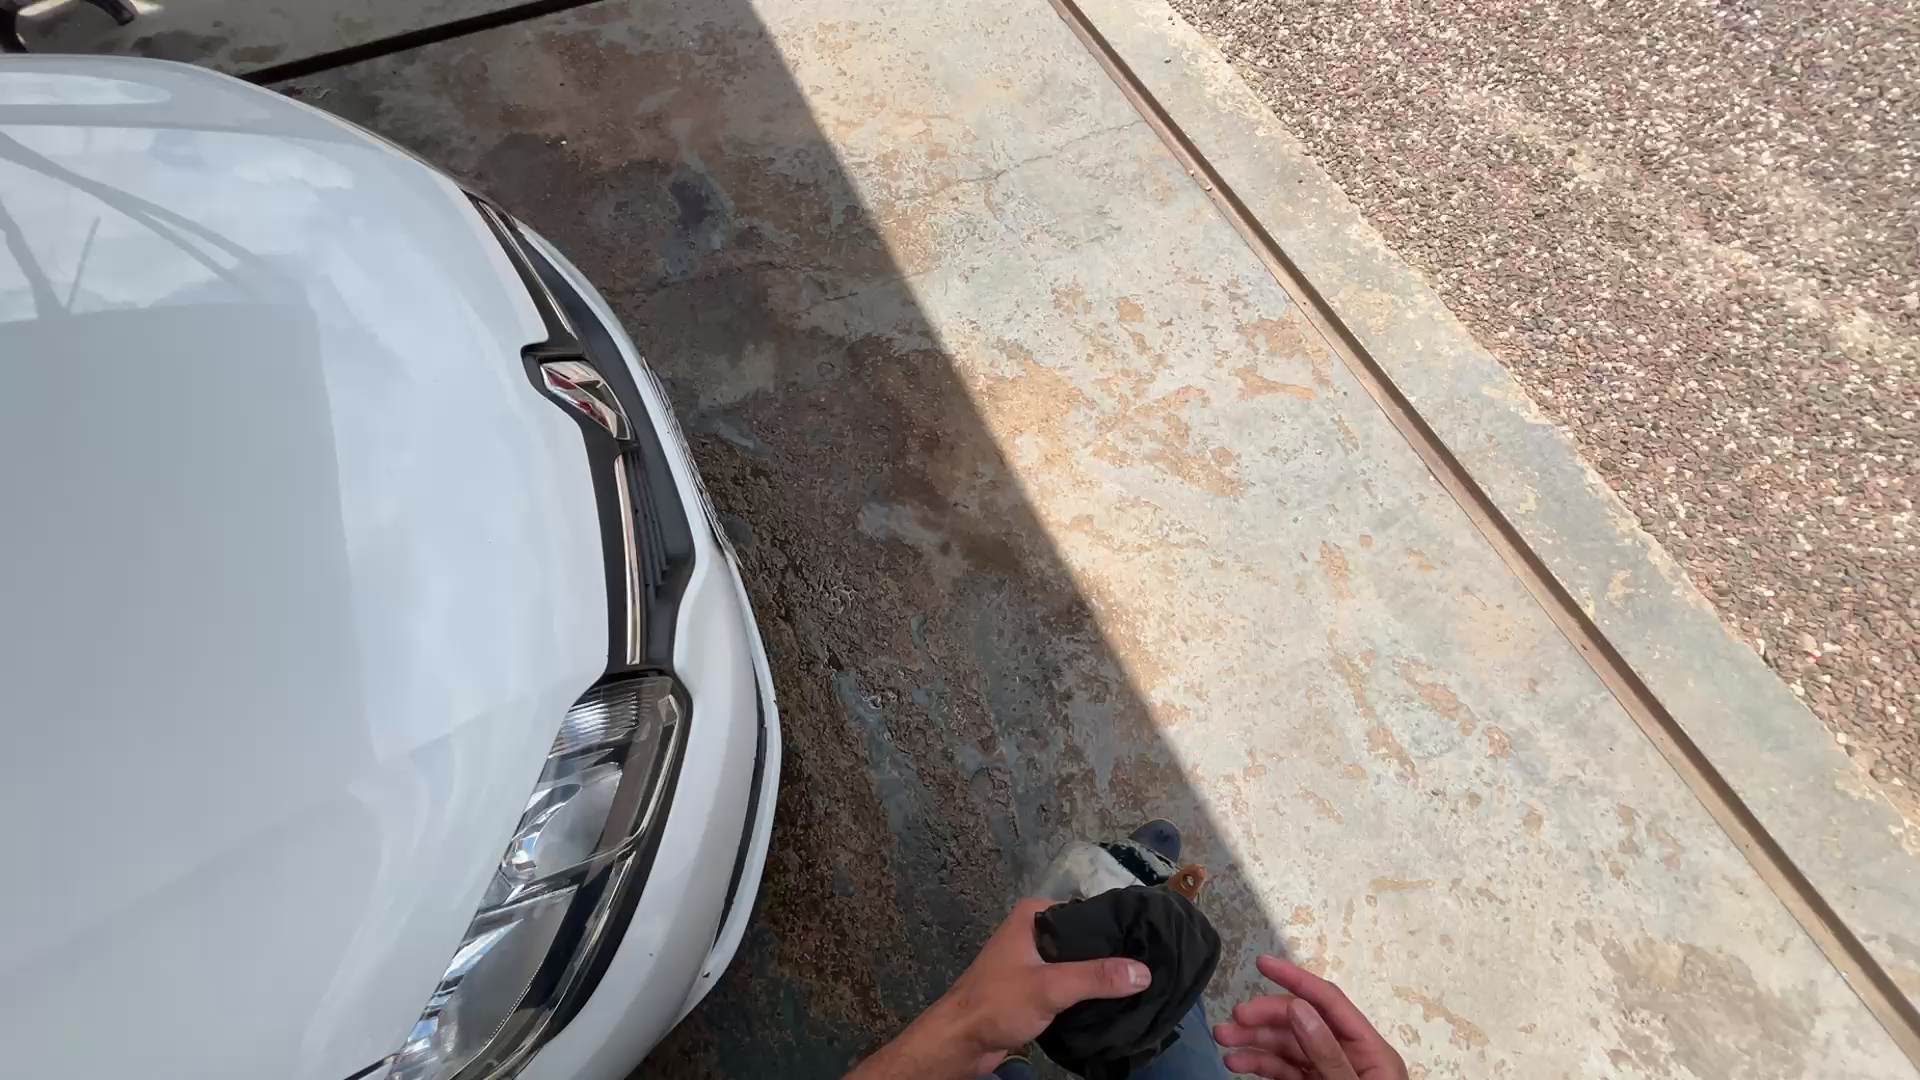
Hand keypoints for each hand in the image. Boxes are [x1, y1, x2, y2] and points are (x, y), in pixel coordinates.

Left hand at [847, 897, 1151, 1079]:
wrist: (961, 1040)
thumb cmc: (999, 1002)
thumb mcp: (1050, 987)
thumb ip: (1095, 977)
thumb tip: (1144, 970)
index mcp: (1035, 915)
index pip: (1086, 912)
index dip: (1116, 927)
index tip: (1150, 942)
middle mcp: (1035, 929)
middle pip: (1084, 938)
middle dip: (1111, 954)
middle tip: (1149, 968)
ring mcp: (1034, 957)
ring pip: (1077, 961)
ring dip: (1099, 975)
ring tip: (1137, 984)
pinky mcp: (1034, 984)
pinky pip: (1069, 980)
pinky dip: (1086, 990)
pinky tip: (1111, 1001)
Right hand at [1213, 956, 1407, 1079]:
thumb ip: (1328, 1056)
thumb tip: (1299, 1007)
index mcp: (1370, 1052)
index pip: (1328, 1001)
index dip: (1295, 978)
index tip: (1260, 964)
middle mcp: (1348, 1057)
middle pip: (1300, 1021)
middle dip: (1264, 1018)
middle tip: (1233, 1020)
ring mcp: (1329, 1074)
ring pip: (1286, 1045)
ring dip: (1253, 1040)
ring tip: (1223, 1042)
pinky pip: (1283, 1069)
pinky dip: (1259, 1064)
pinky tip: (1236, 1065)